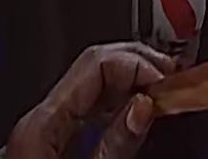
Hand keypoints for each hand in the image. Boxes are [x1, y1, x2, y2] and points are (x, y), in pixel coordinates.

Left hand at [4, 42, 174, 158]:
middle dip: (135, 62)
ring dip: (128, 81)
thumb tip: (145, 104)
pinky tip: (132, 109)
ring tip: (160, 88)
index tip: (167, 78)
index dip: (136, 62)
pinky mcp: (46, 146)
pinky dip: (113, 103)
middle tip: (171, 75)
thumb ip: (113, 146)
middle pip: (92, 66)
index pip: (95, 63)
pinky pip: (84, 110)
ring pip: (89, 85)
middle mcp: (36, 120)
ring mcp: (39, 132)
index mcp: (40, 123)